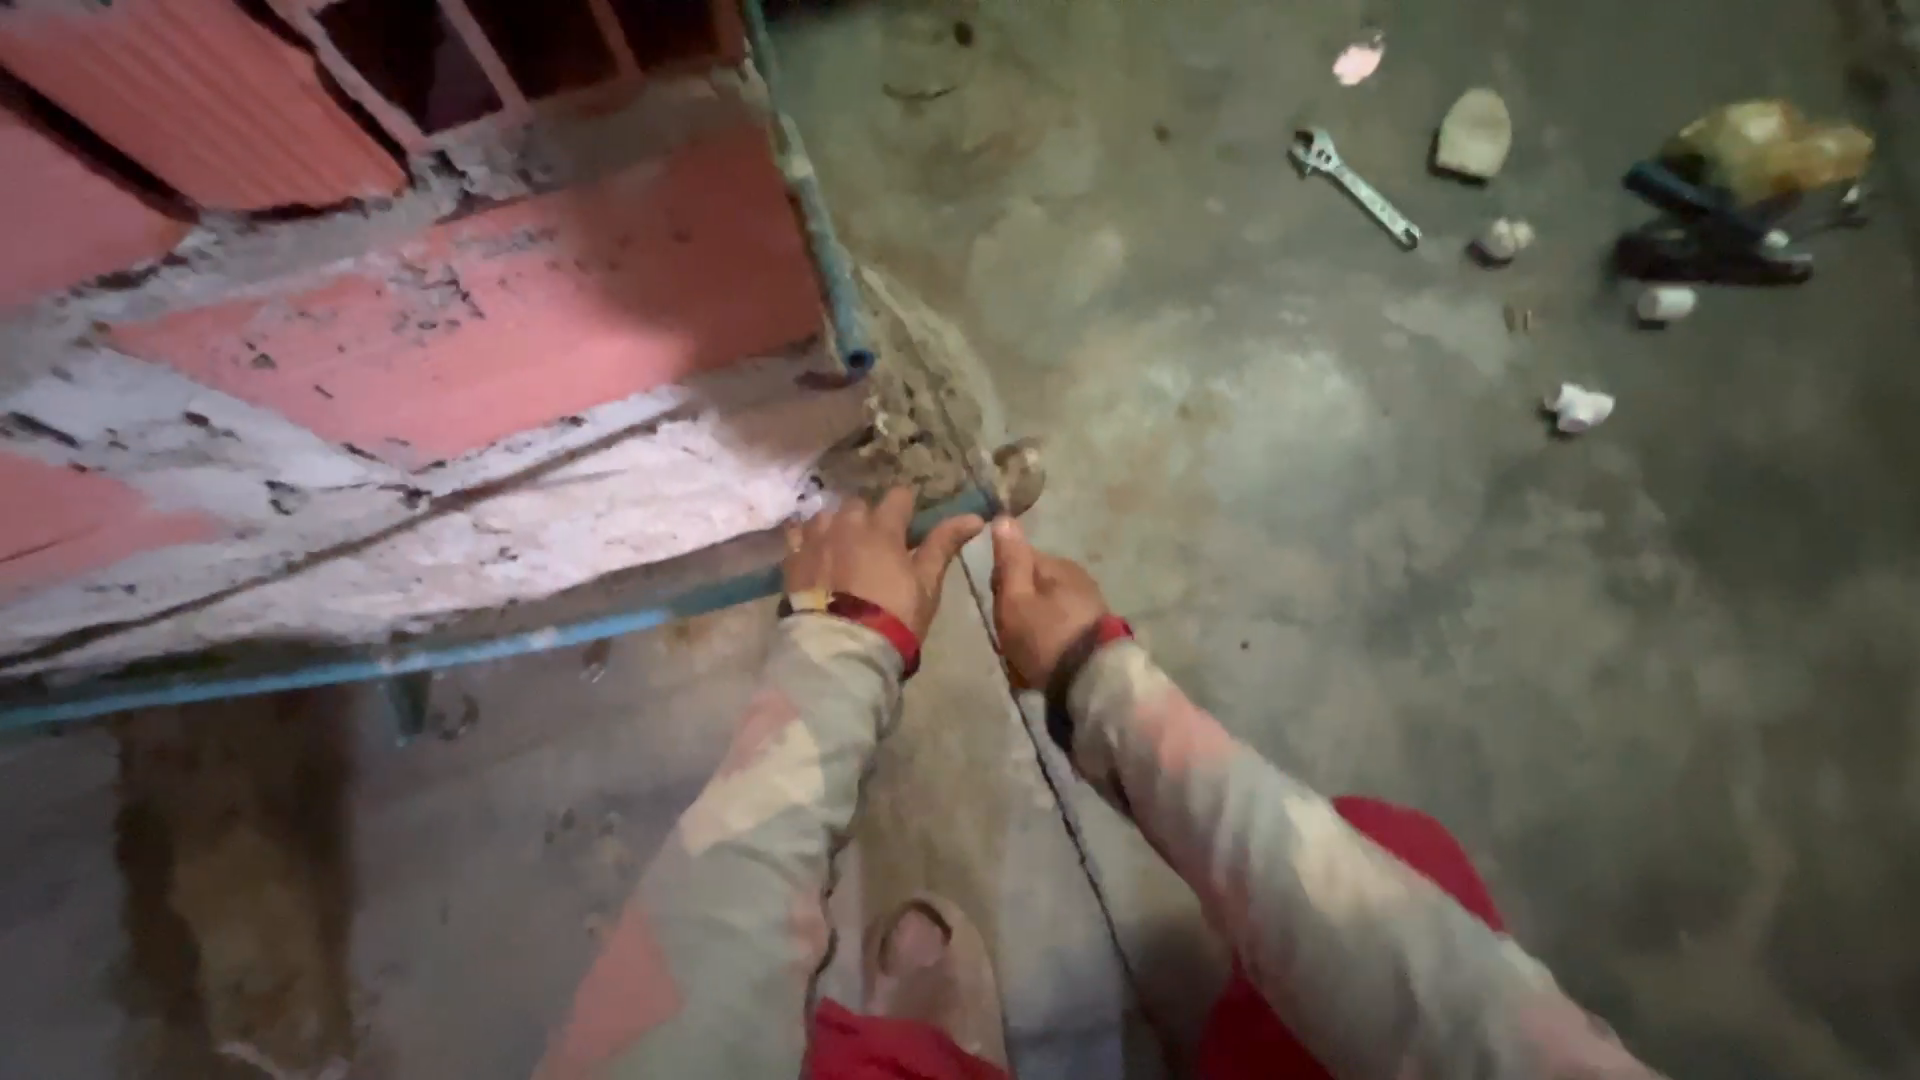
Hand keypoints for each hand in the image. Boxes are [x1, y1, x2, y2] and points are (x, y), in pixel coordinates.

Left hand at [784, 487, 984, 639]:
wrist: (843, 650)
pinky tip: (813, 554)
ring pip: (825, 516)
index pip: (899, 496)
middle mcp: (846, 524)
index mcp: (883, 527)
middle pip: (858, 504)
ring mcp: (815, 541)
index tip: (908, 525)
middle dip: (868, 518)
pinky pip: (796, 536)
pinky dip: (806, 540)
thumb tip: (975, 516)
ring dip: (835, 526)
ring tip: (841, 547)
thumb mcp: (927, 583)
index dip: (906, 508)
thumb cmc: (894, 616)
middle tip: (875, 544)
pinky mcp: (792, 561)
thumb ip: (944, 545)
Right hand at [989, 517, 1111, 688]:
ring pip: (1044, 609)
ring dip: (1030, 630)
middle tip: (1010, 638)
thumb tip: (1003, 517)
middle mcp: (1076, 577)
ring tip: (1025, 658)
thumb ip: (1009, 560)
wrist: (1092, 682)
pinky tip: (1043, 664)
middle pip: (1031, 586)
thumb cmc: (1045, 637)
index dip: (1000, 583)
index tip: (999, 609)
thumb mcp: (1016, 599)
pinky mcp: (1096, 629)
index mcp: (1057, 565)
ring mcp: (1090, 603)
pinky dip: (1048, 643)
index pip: (1016, 559)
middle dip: (1016, 609)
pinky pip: (1060, 628)